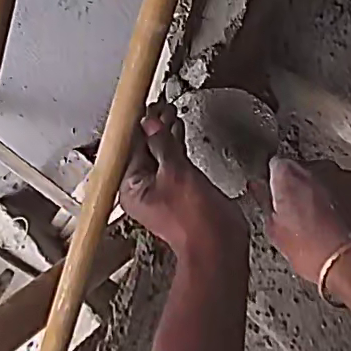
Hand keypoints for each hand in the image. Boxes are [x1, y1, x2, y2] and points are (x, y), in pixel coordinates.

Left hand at [119, 104, 243, 253]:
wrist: (219, 245)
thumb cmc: (195, 221)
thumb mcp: (176, 172)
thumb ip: (162, 144)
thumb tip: (151, 124)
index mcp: (131, 188)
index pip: (131, 147)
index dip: (140, 124)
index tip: (147, 105)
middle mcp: (142, 190)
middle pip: (144, 149)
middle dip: (154, 126)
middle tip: (161, 106)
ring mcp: (160, 191)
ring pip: (159, 154)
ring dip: (165, 133)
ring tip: (170, 112)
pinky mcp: (178, 192)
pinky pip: (173, 163)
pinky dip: (176, 146)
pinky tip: (179, 131)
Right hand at [264, 157, 350, 306]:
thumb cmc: (318, 249)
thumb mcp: (276, 231)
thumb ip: (264, 202)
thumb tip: (258, 190)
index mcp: (289, 172)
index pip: (273, 167)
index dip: (272, 186)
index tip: (273, 201)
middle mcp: (318, 167)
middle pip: (302, 172)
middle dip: (299, 190)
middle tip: (295, 220)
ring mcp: (345, 177)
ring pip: (325, 184)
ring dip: (322, 199)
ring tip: (320, 231)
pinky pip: (346, 195)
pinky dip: (342, 208)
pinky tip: (338, 232)